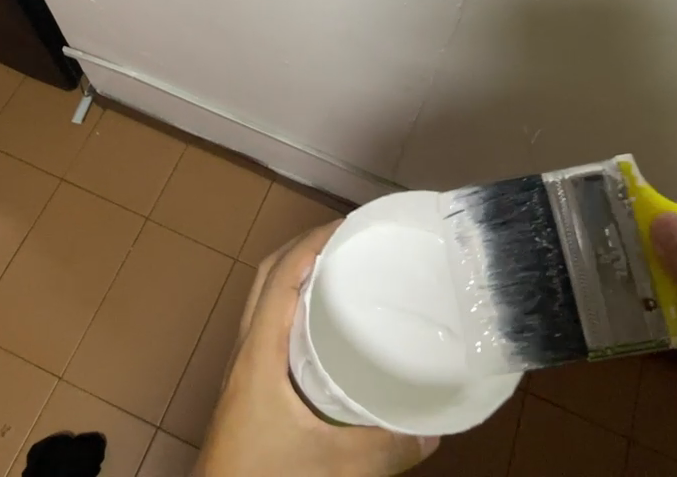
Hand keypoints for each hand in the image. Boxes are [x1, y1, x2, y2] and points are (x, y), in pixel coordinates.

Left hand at [195, 223, 437, 476]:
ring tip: (339, 273)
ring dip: (295, 275)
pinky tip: (321, 331)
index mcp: (260, 350)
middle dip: (303, 247)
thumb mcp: (332, 466)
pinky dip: (291, 308)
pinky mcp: (246, 387)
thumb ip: (385, 448)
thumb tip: (433, 432)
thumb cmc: (265, 476)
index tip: (349, 225)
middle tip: (346, 242)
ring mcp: (243, 368)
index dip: (312, 240)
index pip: (282, 274)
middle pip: (267, 276)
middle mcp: (246, 349)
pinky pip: (267, 326)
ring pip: (263, 300)